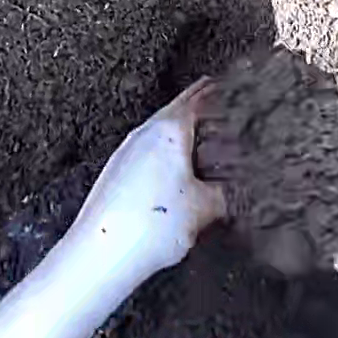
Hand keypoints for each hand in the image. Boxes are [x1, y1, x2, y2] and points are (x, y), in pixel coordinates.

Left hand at [69, 78, 228, 279]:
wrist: (100, 253)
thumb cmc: (150, 226)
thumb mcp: (206, 209)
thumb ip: (226, 193)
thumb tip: (237, 189)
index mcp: (170, 131)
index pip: (198, 98)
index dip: (214, 91)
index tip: (225, 85)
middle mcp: (146, 132)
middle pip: (177, 107)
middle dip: (197, 102)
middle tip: (214, 96)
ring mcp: (128, 149)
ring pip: (161, 126)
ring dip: (180, 123)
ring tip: (197, 128)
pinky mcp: (117, 169)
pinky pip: (147, 145)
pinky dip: (165, 143)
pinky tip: (171, 160)